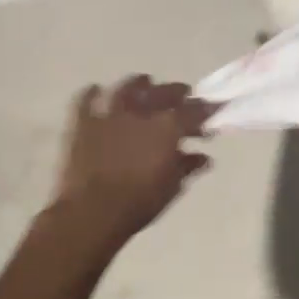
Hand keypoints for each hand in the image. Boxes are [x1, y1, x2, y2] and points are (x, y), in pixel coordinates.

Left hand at [52, 75, 216, 243]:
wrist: (90, 214)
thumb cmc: (140, 203)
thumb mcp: (174, 186)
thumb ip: (188, 166)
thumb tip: (203, 156)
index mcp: (169, 127)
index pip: (196, 109)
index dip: (208, 108)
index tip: (216, 108)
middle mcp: (142, 113)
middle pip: (165, 92)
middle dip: (178, 92)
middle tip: (184, 97)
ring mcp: (110, 116)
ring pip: (127, 88)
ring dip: (139, 84)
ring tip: (145, 84)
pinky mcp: (82, 125)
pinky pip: (85, 100)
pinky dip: (92, 93)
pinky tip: (96, 90)